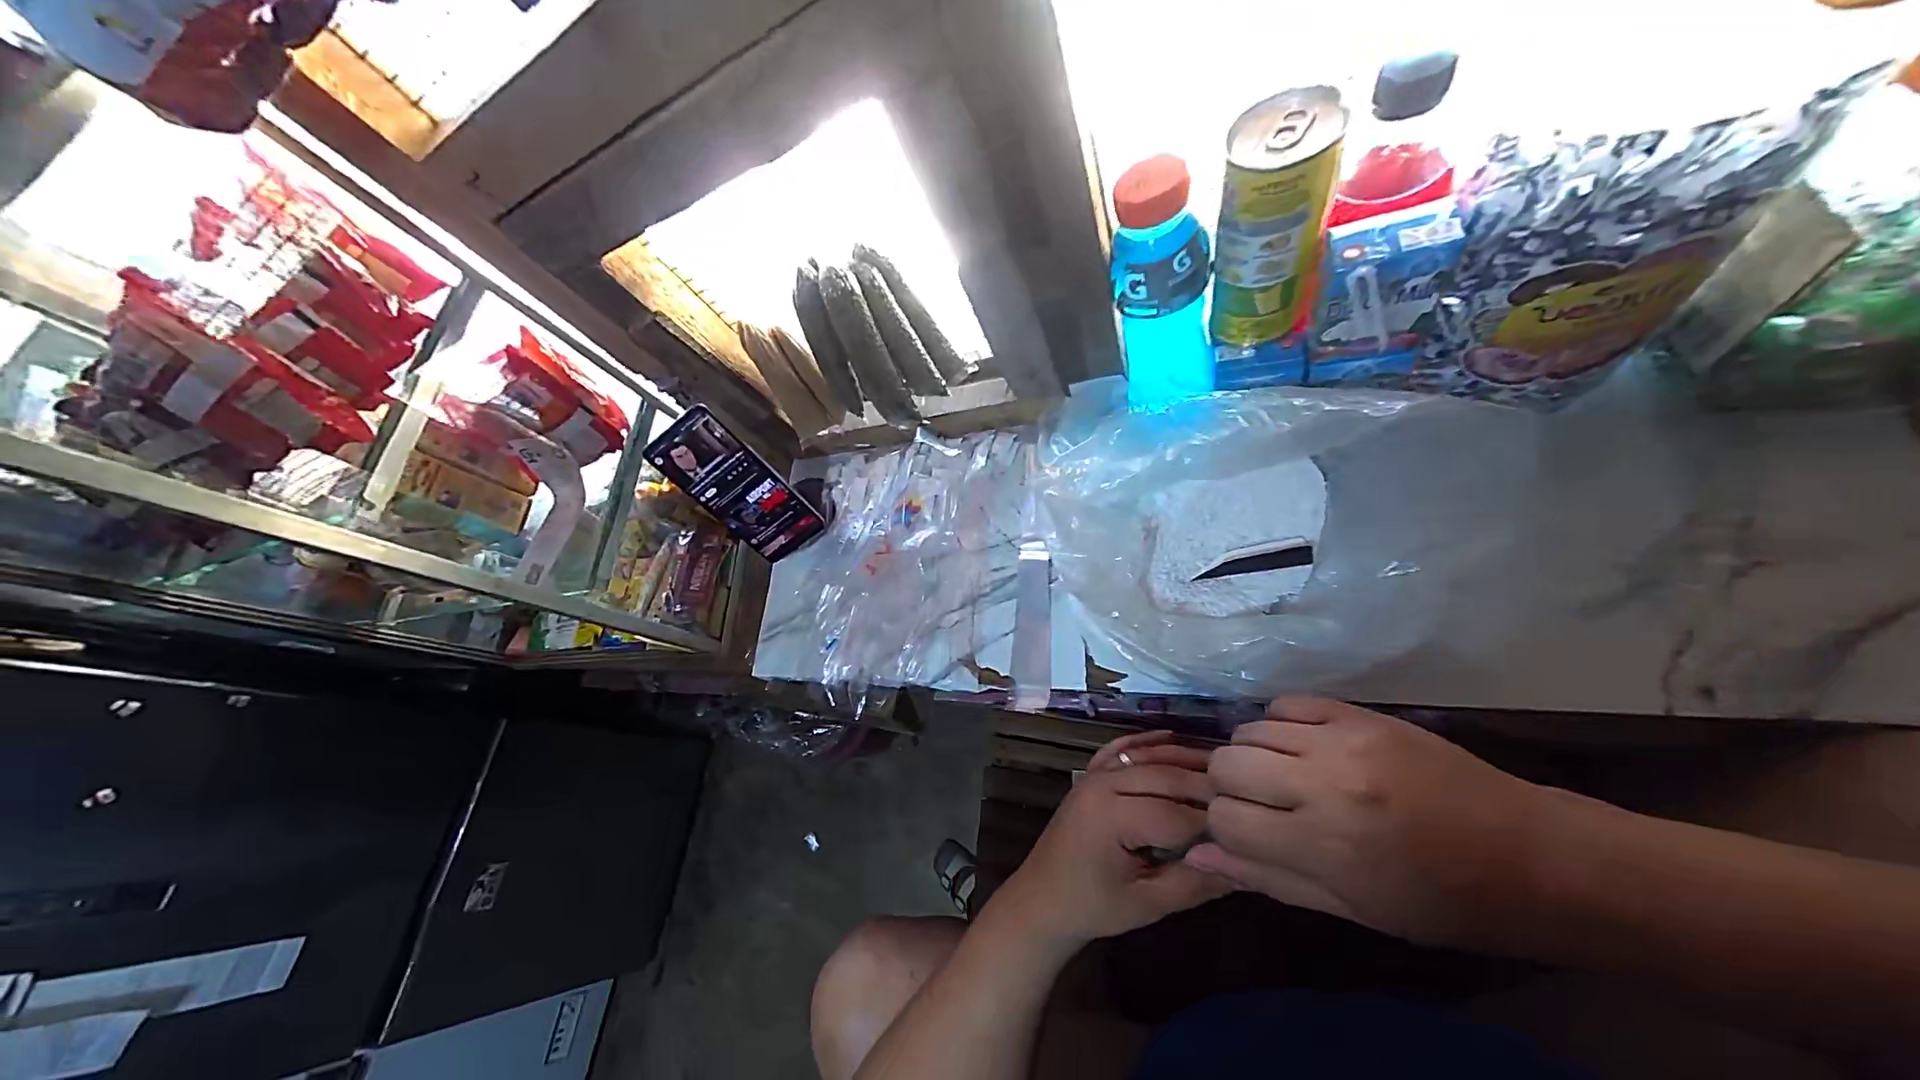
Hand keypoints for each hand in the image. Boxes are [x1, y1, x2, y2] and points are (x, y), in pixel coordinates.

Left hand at [987, 732, 1229, 950]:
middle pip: (1165, 776)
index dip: (1215, 821)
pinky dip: (1146, 742)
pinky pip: (1120, 749)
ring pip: (1145, 756)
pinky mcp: (1088, 775)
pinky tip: (1171, 738)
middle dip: (1206, 783)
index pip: (1177, 812)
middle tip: (1247, 792)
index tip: (1250, 827)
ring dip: (1183, 757)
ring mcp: (1092, 776)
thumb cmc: (1092, 906)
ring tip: (1223, 764)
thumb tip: (1245, 869)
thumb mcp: (1147, 903)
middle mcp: (1102, 785)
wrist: (1041, 900)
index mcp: (1113, 816)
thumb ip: (1194, 883)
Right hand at [1189, 698, 1561, 948]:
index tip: (1247, 833)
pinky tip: (1302, 748)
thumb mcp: (1353, 909)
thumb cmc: (1443, 903)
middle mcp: (1324, 784)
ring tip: (1285, 775)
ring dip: (1254, 755)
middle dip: (1230, 786)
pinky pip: (1287, 703)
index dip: (1225, 827)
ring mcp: (1343, 742)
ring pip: (1249, 730)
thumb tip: (1196, 855)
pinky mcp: (1362, 715)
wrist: (1533, 856)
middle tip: (1262, 802)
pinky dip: (1280, 725)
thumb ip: (1268, 879)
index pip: (1224, 817)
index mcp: (1323, 846)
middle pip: (1225, 764)